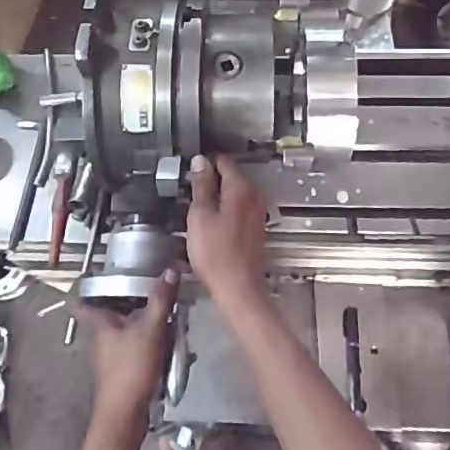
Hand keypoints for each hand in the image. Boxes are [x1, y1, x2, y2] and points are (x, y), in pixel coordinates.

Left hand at [81, 270, 176, 420]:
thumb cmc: (131, 368)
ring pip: (127, 329)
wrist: (125, 416)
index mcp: (100, 323)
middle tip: (150, 287)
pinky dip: (152, 342)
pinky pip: (137, 347)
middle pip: (112, 311)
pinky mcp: (123, 369)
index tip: (102, 272)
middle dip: (131, 301)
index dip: (88, 285)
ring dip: (145, 322)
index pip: (83, 300)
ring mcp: (111, 355)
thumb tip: (170, 270)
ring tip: (168, 314)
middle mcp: (102, 336)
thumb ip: (161, 300)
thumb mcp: (150, 329)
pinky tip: (172, 343)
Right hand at [185, 154, 268, 308]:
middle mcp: (254, 197)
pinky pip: (240, 209)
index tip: (192, 171)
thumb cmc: (216, 254)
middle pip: (232, 176)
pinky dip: (227, 210)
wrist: (237, 287)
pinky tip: (213, 224)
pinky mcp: (256, 229)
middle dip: (212, 180)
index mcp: (240, 189)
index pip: (224, 162)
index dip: (206, 164)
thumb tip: (200, 162)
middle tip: (191, 191)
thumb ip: (201, 186)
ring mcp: (257, 213)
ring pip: (236, 194)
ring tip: (199, 208)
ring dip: (219, 196)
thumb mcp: (200, 215)